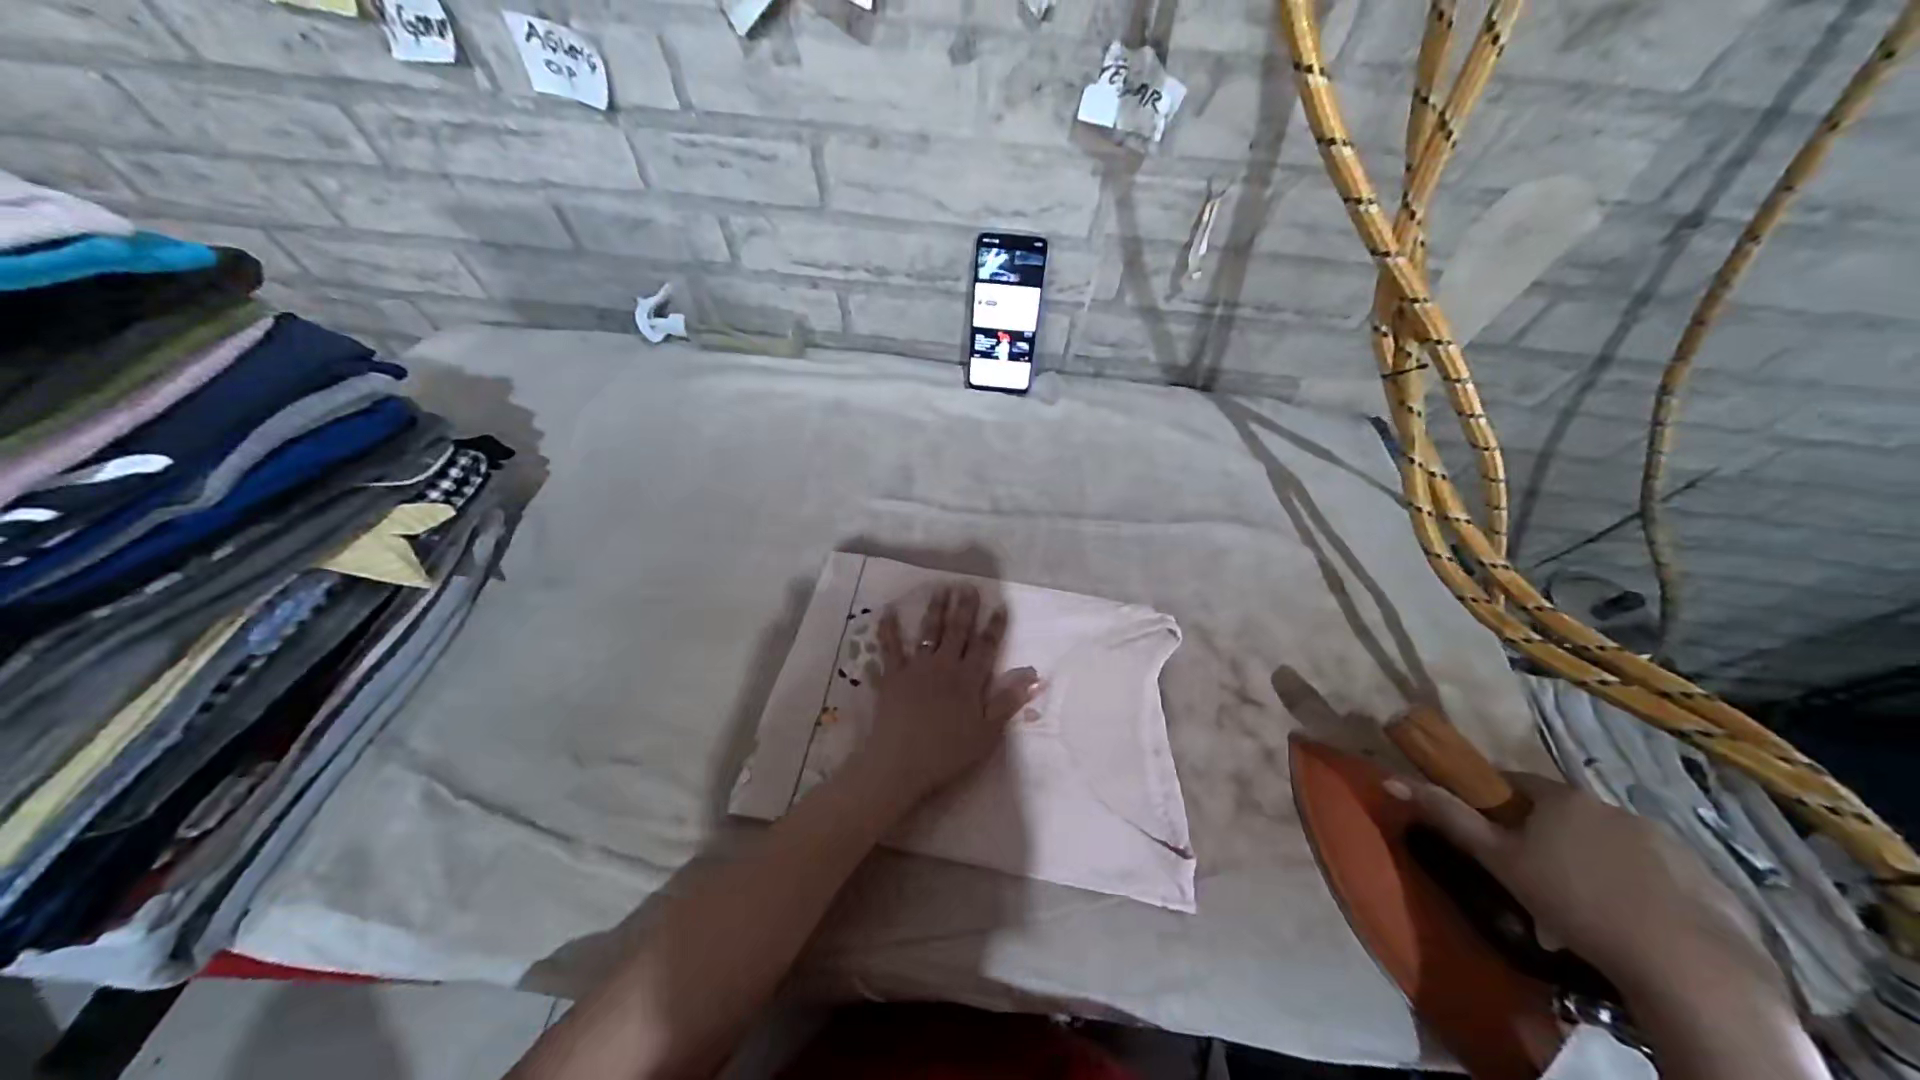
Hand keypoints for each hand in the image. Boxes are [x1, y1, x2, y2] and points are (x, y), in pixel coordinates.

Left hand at [848, 584, 1041, 807]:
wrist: (901, 763)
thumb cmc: (948, 753)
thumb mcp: (987, 733)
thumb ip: (1008, 702)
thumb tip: (1033, 676)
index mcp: (969, 679)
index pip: (986, 646)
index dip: (995, 626)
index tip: (1001, 606)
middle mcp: (944, 666)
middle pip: (957, 631)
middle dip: (965, 608)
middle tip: (968, 586)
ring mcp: (916, 668)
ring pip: (928, 631)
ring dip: (935, 609)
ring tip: (940, 588)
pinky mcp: (892, 676)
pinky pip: (889, 648)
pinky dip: (888, 629)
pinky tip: (886, 612)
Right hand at [1392, 772, 1776, 994]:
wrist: (1686, 964)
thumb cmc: (1574, 902)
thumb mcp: (1498, 861)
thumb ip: (1448, 817)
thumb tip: (1391, 779)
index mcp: (1562, 797)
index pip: (1513, 782)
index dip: (1494, 804)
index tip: (1487, 836)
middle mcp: (1611, 805)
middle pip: (1560, 815)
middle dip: (1541, 842)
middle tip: (1528, 884)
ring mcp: (1662, 839)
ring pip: (1603, 845)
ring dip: (1584, 866)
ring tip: (1577, 915)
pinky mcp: (1700, 876)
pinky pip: (1647, 871)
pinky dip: (1629, 888)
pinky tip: (1625, 924)